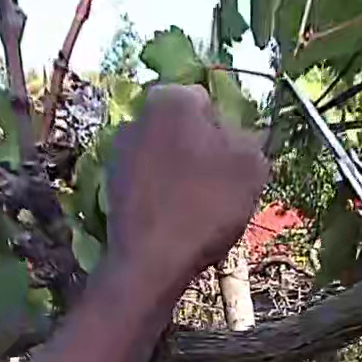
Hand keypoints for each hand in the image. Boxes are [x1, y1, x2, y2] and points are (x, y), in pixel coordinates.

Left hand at [105, 85, 268, 300]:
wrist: (151, 263)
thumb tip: (246, 136)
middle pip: (182, 133)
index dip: (227, 135)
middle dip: (200, 153)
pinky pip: (148, 186)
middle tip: (218, 188)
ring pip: (164, 160)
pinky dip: (161, 198)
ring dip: (181, 177)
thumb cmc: (205, 206)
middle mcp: (136, 117)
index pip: (210, 105)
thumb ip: (252, 139)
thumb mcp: (250, 167)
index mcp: (171, 98)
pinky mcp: (109, 190)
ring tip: (198, 210)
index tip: (234, 165)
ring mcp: (117, 155)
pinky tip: (175, 222)